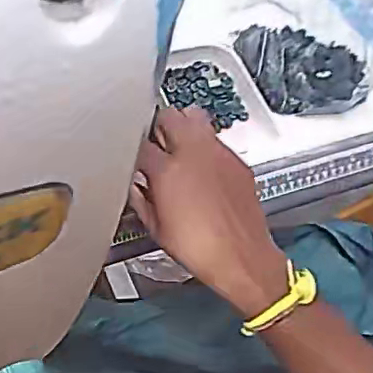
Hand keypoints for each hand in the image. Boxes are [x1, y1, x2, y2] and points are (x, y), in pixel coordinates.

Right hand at [130, 106, 289, 315]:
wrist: (240, 256)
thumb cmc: (200, 248)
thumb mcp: (156, 227)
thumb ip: (141, 199)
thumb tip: (136, 187)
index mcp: (167, 171)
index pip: (140, 144)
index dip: (133, 150)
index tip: (132, 159)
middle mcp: (193, 153)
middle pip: (169, 116)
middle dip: (157, 127)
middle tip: (154, 142)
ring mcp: (218, 153)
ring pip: (195, 117)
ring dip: (182, 127)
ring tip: (177, 146)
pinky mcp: (236, 161)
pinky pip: (215, 140)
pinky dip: (204, 146)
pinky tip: (200, 167)